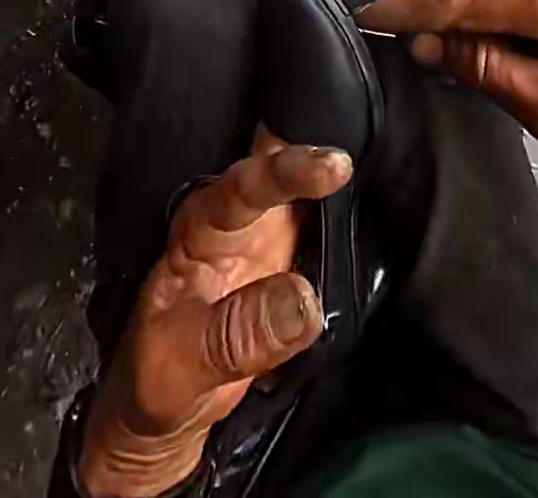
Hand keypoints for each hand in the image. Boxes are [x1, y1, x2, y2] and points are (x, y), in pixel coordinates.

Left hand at [78, 132, 351, 497]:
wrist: (167, 400)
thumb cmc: (159, 375)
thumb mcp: (181, 364)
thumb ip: (237, 334)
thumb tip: (305, 301)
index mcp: (200, 231)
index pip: (242, 188)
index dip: (287, 170)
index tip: (332, 166)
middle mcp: (236, 222)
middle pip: (274, 160)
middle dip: (313, 138)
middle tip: (357, 140)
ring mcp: (268, 238)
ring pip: (305, 188)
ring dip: (335, 171)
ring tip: (378, 161)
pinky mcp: (293, 262)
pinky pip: (326, 228)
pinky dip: (348, 211)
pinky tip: (373, 199)